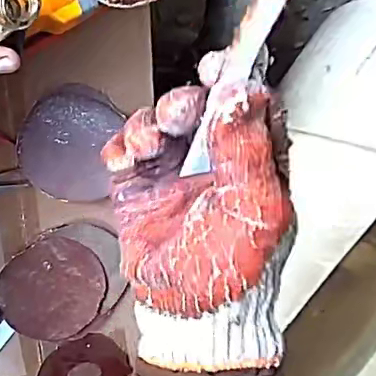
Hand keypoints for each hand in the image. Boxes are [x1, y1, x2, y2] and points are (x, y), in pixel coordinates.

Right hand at [101, 52, 292, 370]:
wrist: (187, 313)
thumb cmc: (232, 274)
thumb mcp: (255, 210)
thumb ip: (249, 151)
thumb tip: (238, 95)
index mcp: (256, 162)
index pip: (249, 105)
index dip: (234, 79)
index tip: (219, 63)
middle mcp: (215, 162)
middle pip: (198, 108)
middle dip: (183, 102)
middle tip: (178, 115)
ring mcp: (174, 174)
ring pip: (160, 124)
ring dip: (148, 124)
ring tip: (146, 145)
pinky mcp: (140, 189)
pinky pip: (127, 153)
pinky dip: (120, 148)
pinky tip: (123, 160)